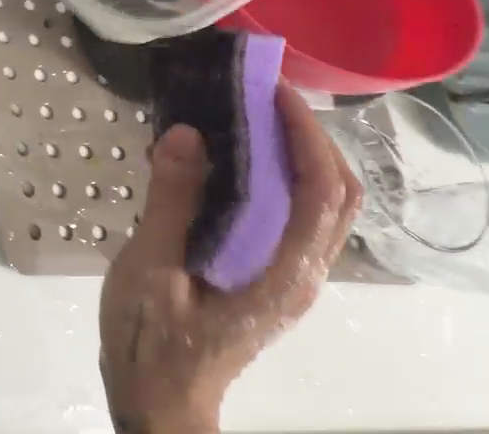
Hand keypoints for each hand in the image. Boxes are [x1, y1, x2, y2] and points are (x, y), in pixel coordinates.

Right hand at [98, 84, 360, 433]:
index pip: (320, 192)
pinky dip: (280, 178)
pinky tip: (233, 161)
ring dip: (301, 155)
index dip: (306, 134)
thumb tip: (189, 133)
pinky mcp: (269, 278)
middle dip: (313, 137)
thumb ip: (172, 202)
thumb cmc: (151, 338)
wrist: (158, 399)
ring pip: (323, 208)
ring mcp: (289, 278)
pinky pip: (294, 218)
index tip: (273, 89)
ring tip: (253, 114)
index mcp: (281, 272)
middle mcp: (301, 273)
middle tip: (263, 93)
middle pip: (338, 196)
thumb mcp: (150, 267)